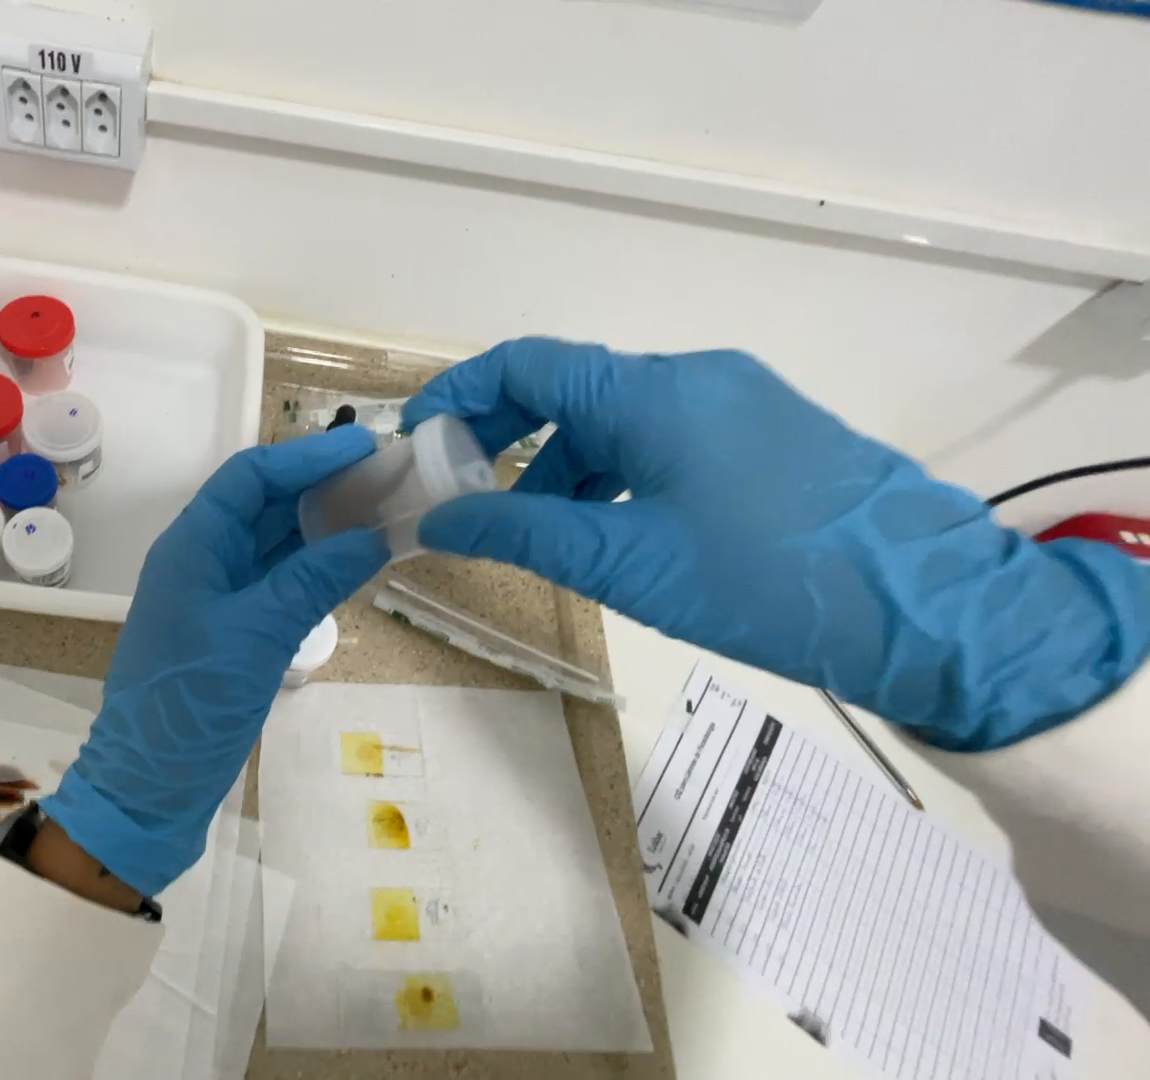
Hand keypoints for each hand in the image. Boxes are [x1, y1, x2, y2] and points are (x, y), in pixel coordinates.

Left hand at [42, 426, 390, 894]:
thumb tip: (374, 536)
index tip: (365, 445)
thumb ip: (313, 580)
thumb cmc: (191, 703)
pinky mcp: (235, 631)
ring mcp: (219, 597)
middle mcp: (204, 560)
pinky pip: (279, 584)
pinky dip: (315, 570)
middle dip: (321, 485)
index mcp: (193, 545)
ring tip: (383, 510)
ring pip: (275, 544)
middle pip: (264, 504)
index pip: (250, 477)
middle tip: (387, 476)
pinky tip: (355, 563)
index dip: (306, 456)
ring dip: (323, 526)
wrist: (151, 787)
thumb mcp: (257, 634)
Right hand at [403, 338, 1149, 749]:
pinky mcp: (759, 431)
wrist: (938, 615)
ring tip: (535, 527)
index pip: (525, 364)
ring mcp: (731, 400)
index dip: (458, 393)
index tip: (416, 438)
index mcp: (650, 393)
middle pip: (565, 386)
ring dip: (555, 462)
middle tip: (460, 487)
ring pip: (610, 417)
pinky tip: (607, 524)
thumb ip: (517, 533)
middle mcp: (688, 377)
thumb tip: (435, 522)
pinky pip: (655, 435)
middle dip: (500, 433)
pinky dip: (608, 470)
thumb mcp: (621, 562)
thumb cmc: (761, 581)